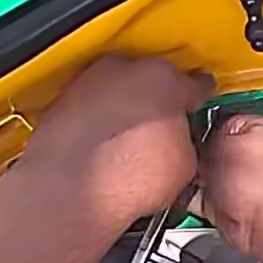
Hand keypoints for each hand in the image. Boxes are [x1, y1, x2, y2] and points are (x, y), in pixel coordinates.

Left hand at [4, 56, 210, 238]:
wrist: (73, 191)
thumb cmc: (122, 177)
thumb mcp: (185, 165)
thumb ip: (188, 141)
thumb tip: (184, 144)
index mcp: (166, 79)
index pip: (196, 84)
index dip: (200, 102)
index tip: (197, 111)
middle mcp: (126, 70)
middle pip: (154, 82)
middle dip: (160, 106)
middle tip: (165, 138)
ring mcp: (91, 81)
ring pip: (119, 92)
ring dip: (127, 113)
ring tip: (132, 151)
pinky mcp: (63, 99)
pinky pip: (92, 108)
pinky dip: (100, 123)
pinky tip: (106, 152)